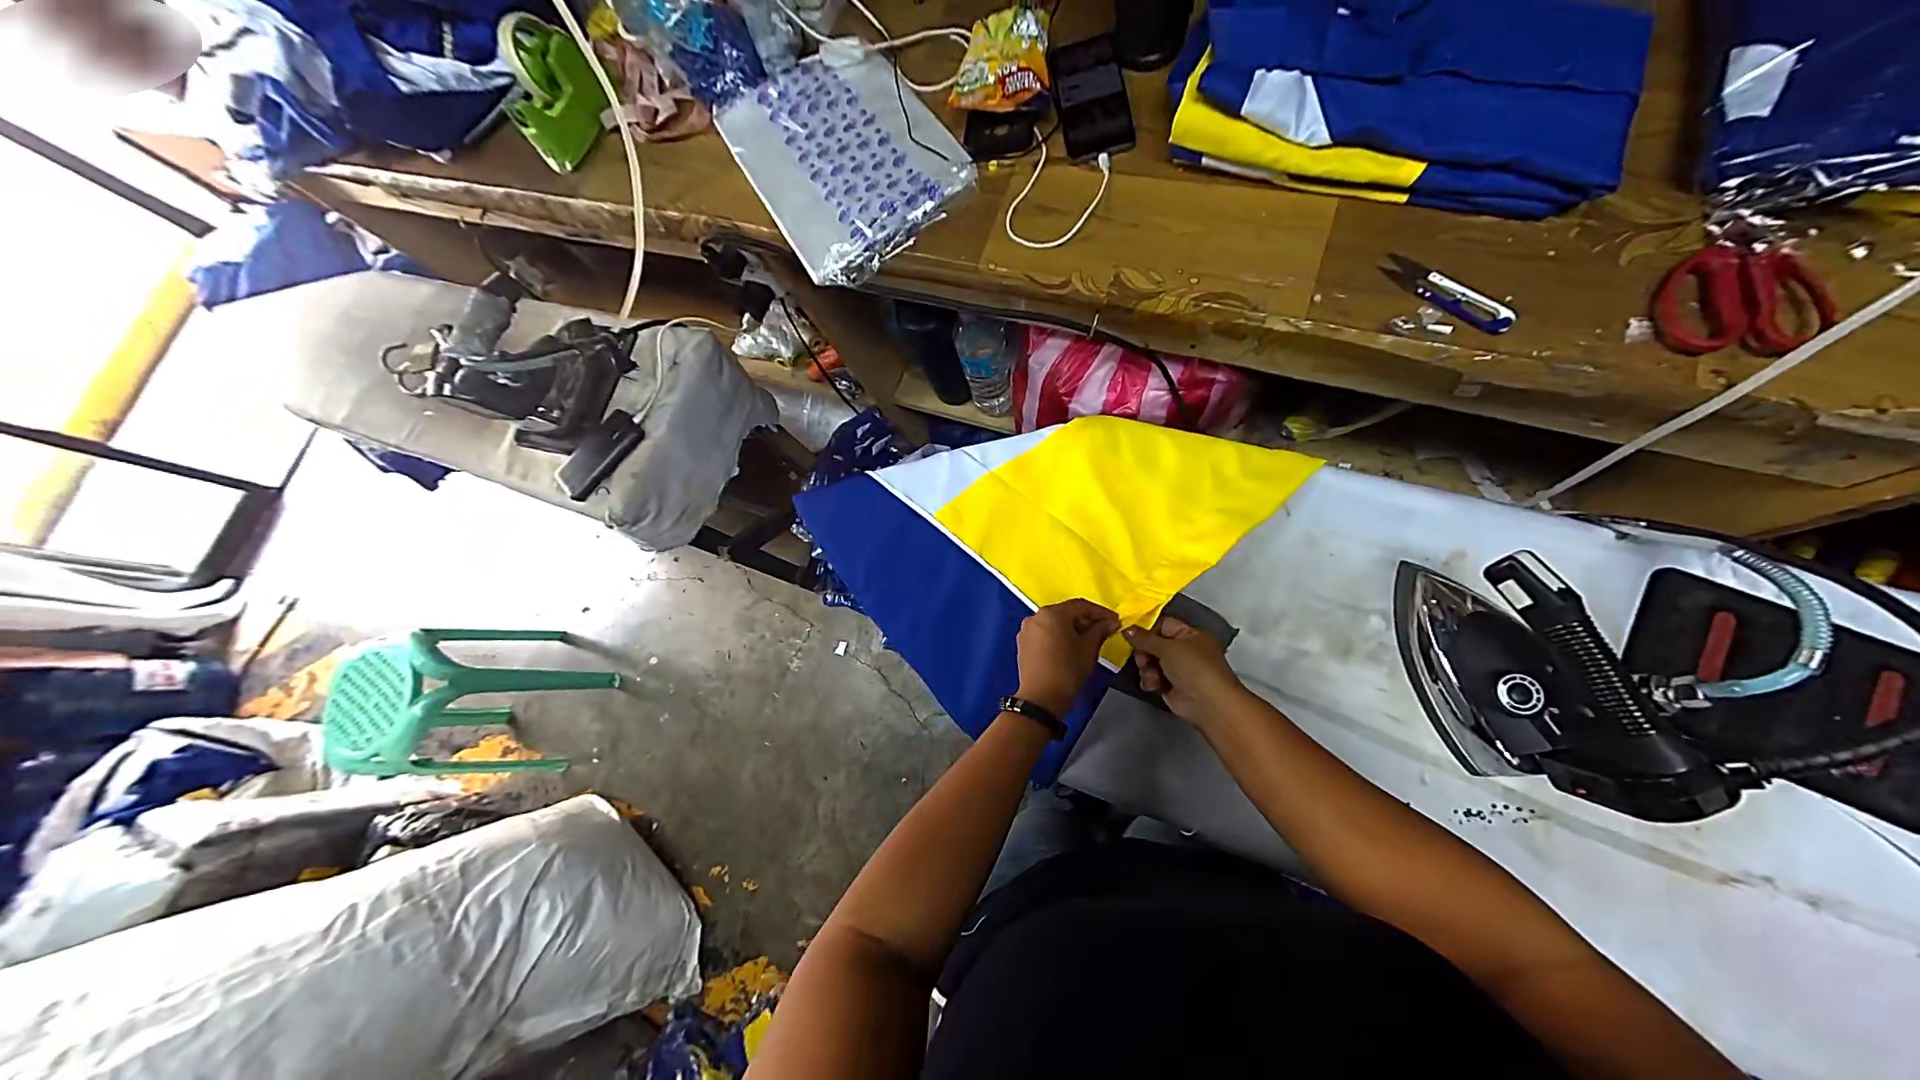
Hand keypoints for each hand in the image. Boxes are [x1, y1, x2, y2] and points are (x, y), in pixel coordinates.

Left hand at [1014, 599, 1120, 715]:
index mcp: (1051, 613)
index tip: (1115, 620)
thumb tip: (1110, 623)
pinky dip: (1058, 637)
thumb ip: (1100, 631)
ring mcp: (1026, 631)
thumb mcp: (1089, 649)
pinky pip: (1045, 634)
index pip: (1080, 605)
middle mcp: (1035, 617)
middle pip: (1065, 613)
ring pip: (1054, 624)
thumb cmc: (1068, 670)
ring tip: (1089, 641)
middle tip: (1103, 631)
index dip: (1100, 612)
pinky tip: (1070, 648)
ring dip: (1072, 629)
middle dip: (1086, 621)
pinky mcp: (1023, 644)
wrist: (1041, 698)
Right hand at [1124, 616, 1247, 725]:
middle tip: (1142, 660)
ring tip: (1152, 677)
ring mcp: (1178, 669)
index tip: (1130, 635)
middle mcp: (1184, 650)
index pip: (1163, 624)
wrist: (1208, 703)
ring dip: (1147, 670)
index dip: (1146, 629)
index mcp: (1189, 635)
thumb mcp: (1168, 648)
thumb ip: (1144, 638)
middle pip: (1154, 645)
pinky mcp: (1172, 686)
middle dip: (1144, 653)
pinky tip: (1153, 686)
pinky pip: (1153, 678)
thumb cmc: (1193, 668)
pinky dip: (1151, 681)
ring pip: (1151, 662)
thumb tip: (1126, 629)